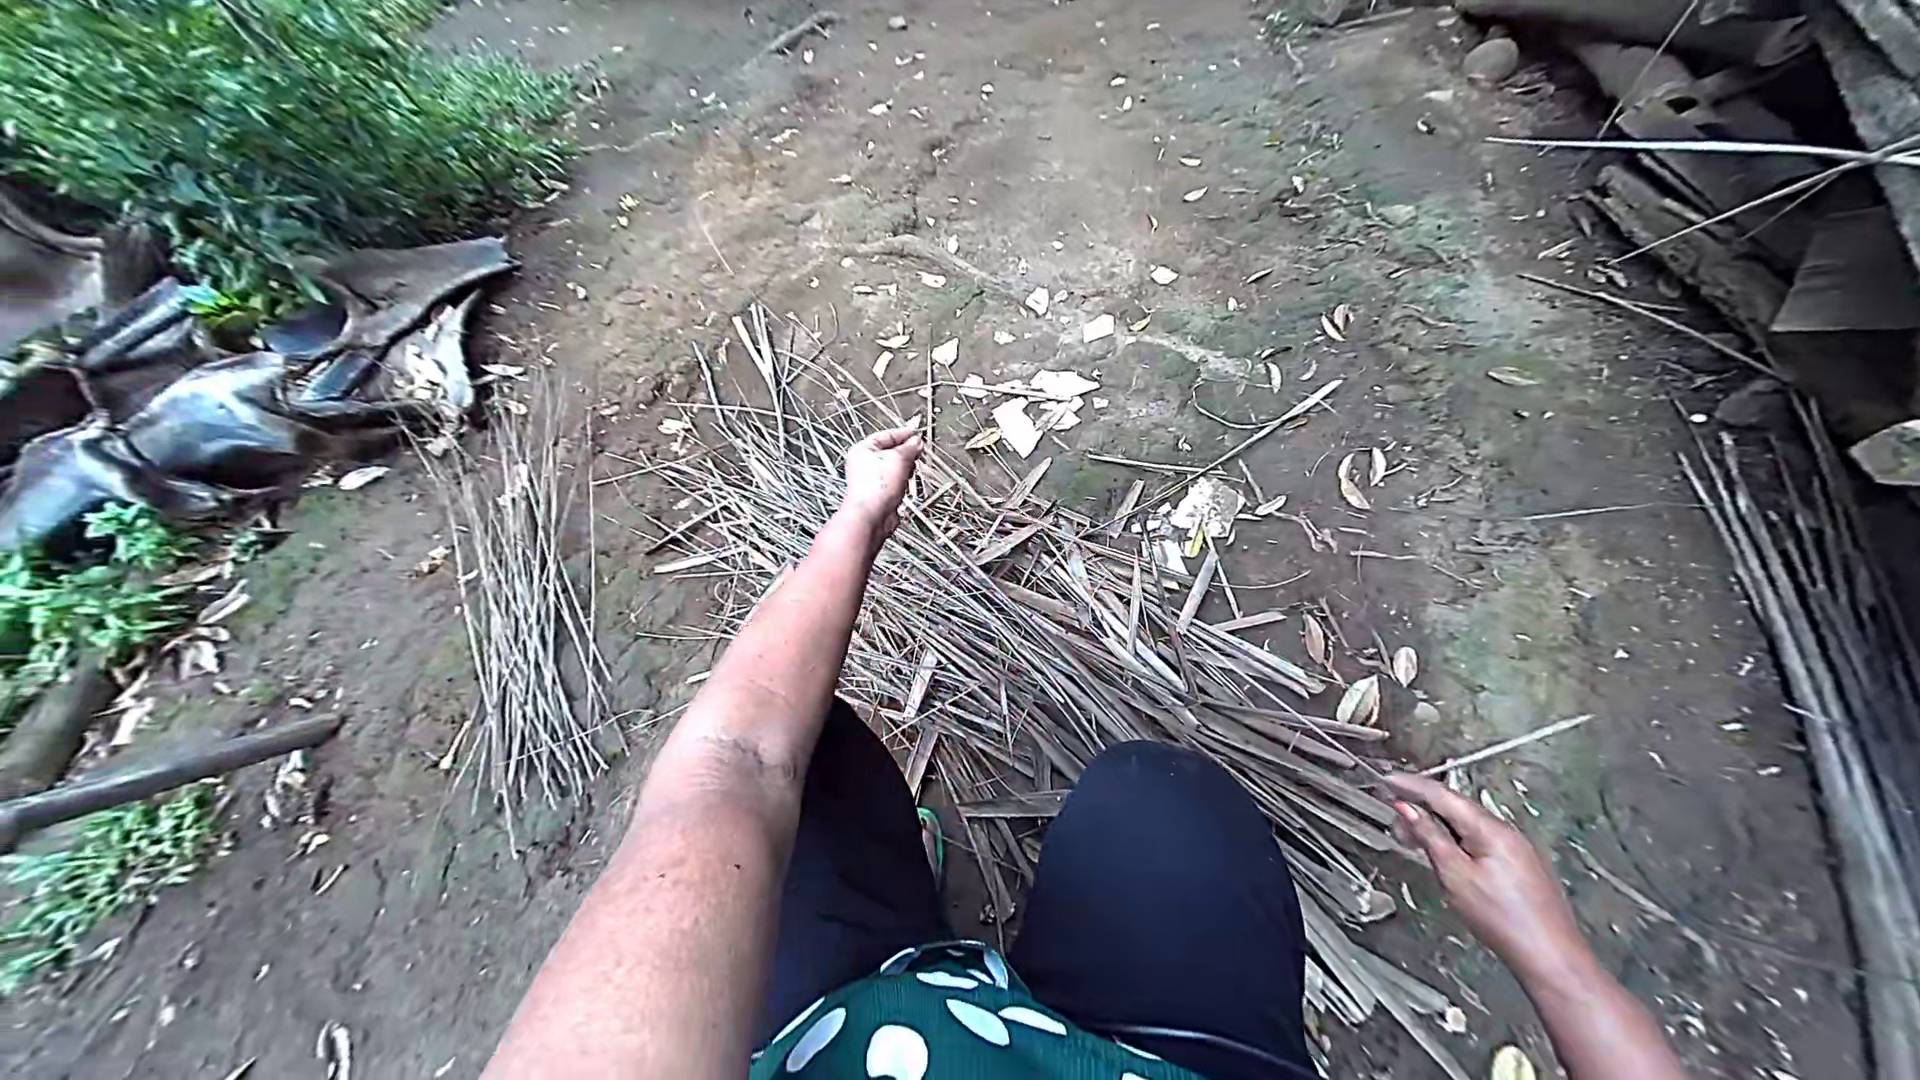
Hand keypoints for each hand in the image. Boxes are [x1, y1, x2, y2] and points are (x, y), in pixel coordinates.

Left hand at [839, 426, 923, 542]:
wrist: (872, 516)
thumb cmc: (876, 488)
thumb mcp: (898, 459)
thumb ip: (909, 447)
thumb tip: (917, 442)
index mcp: (863, 449)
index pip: (888, 435)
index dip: (904, 434)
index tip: (918, 435)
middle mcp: (864, 463)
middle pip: (891, 452)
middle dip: (906, 454)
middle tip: (917, 454)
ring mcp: (871, 479)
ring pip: (895, 468)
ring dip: (905, 470)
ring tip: (909, 473)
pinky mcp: (879, 492)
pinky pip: (895, 482)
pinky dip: (902, 482)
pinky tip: (904, 486)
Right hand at [1385, 774, 1591, 983]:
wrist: (1552, 961)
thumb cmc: (1506, 921)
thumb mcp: (1454, 874)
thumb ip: (1428, 835)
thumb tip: (1408, 809)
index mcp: (1491, 830)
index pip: (1442, 795)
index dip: (1411, 785)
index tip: (1389, 781)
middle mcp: (1508, 834)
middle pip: (1455, 806)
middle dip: (1422, 807)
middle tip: (1396, 818)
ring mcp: (1517, 850)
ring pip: (1467, 824)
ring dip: (1437, 825)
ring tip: (1414, 838)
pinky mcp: (1520, 866)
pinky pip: (1479, 839)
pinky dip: (1455, 838)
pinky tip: (1443, 852)